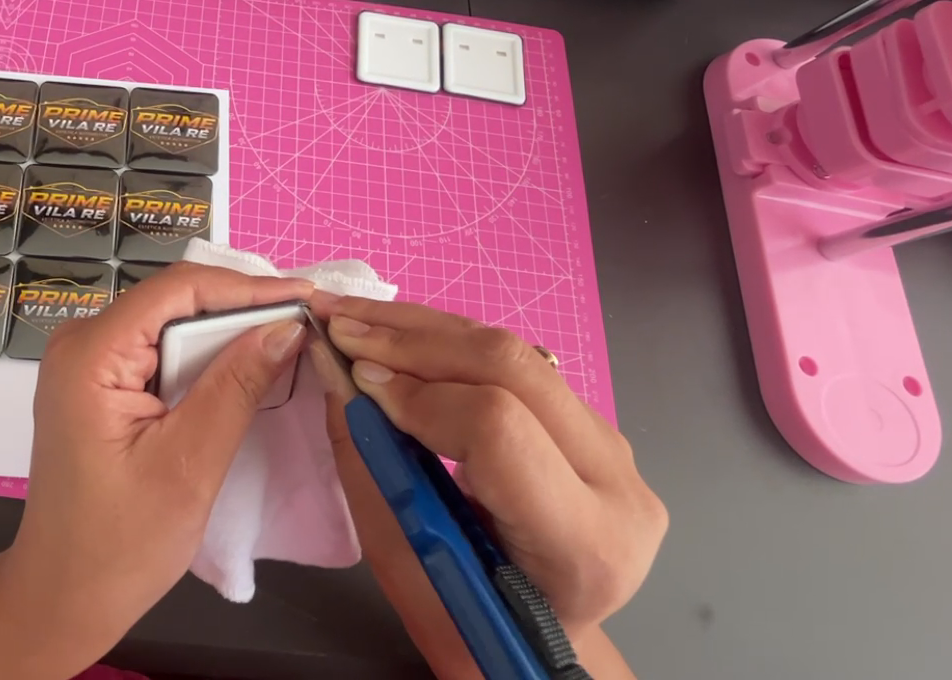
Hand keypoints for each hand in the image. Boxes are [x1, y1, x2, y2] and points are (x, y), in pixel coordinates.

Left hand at [4, 263, 310, 666]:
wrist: (63, 595)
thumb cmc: (121, 543)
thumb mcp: (189, 465)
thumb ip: (236, 387)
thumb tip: (285, 326)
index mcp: (90, 354)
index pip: (176, 291)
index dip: (245, 287)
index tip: (305, 294)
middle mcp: (81, 342)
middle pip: (172, 301)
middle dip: (240, 306)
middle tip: (305, 317)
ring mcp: (86, 360)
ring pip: (168, 323)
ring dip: (225, 331)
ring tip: (285, 335)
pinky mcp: (98, 381)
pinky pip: (157, 348)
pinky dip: (202, 356)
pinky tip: (241, 363)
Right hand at [313, 297, 665, 673]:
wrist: (535, 636)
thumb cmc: (466, 617)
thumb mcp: (403, 558)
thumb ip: (368, 459)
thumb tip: (335, 370)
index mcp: (583, 542)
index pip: (498, 429)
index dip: (418, 395)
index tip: (355, 380)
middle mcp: (616, 481)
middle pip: (510, 367)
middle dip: (410, 340)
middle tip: (338, 326)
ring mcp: (608, 441)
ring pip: (508, 348)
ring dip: (418, 325)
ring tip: (349, 314)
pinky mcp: (583, 416)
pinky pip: (507, 357)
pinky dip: (438, 335)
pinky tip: (388, 327)